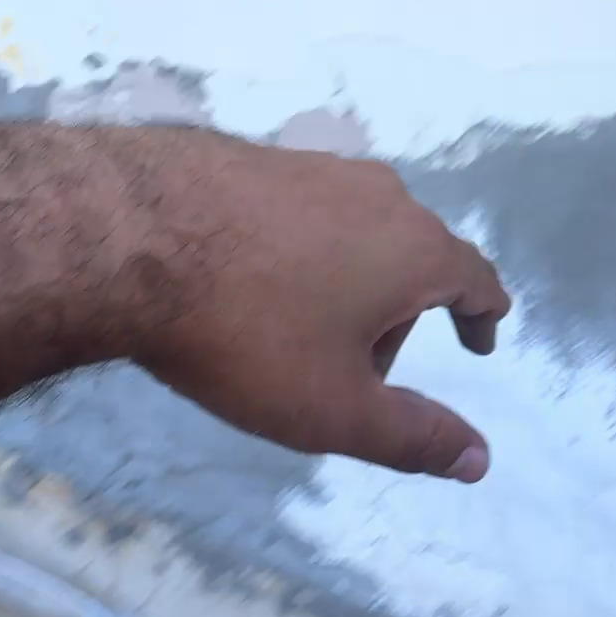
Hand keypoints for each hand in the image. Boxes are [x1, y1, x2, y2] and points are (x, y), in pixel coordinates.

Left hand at [122, 129, 510, 482]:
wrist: (133, 236)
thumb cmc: (248, 332)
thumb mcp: (334, 408)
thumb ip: (413, 437)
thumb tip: (480, 460)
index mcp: (413, 247)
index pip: (474, 278)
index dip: (482, 314)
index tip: (478, 339)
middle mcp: (377, 194)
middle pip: (411, 261)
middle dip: (396, 318)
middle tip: (349, 371)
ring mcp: (316, 167)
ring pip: (356, 234)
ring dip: (347, 283)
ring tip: (295, 328)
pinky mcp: (262, 157)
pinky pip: (304, 212)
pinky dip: (300, 251)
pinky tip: (253, 278)